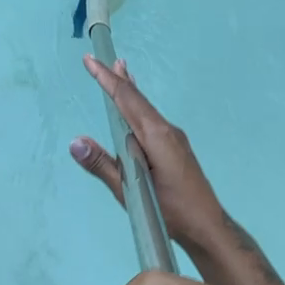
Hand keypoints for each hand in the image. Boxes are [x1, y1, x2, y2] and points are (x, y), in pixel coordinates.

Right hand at [70, 56, 228, 249]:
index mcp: (156, 136)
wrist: (208, 227)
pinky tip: (135, 112)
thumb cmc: (171, 211)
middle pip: (138, 100)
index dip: (107, 79)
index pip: (127, 100)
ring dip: (130, 92)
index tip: (91, 61)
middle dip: (119, 79)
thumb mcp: (131, 191)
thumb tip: (76, 142)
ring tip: (120, 72)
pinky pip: (151, 121)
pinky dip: (138, 108)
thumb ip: (103, 166)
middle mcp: (167, 131)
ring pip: (146, 110)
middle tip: (104, 58)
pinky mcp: (175, 149)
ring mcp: (174, 139)